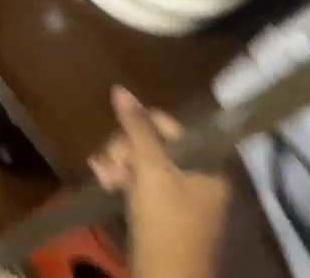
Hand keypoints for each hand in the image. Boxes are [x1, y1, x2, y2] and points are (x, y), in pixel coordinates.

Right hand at [89, 87, 229, 277]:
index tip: (121, 140)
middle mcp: (199, 177)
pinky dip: (123, 179)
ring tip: (103, 175)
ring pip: (143, 163)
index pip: (169, 125)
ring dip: (119, 163)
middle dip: (125, 148)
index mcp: (207, 165)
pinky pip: (141, 183)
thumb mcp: (150, 169)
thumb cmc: (166, 221)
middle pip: (153, 143)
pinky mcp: (164, 214)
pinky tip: (105, 182)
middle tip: (110, 161)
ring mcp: (182, 197)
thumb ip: (136, 128)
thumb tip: (120, 89)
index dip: (140, 127)